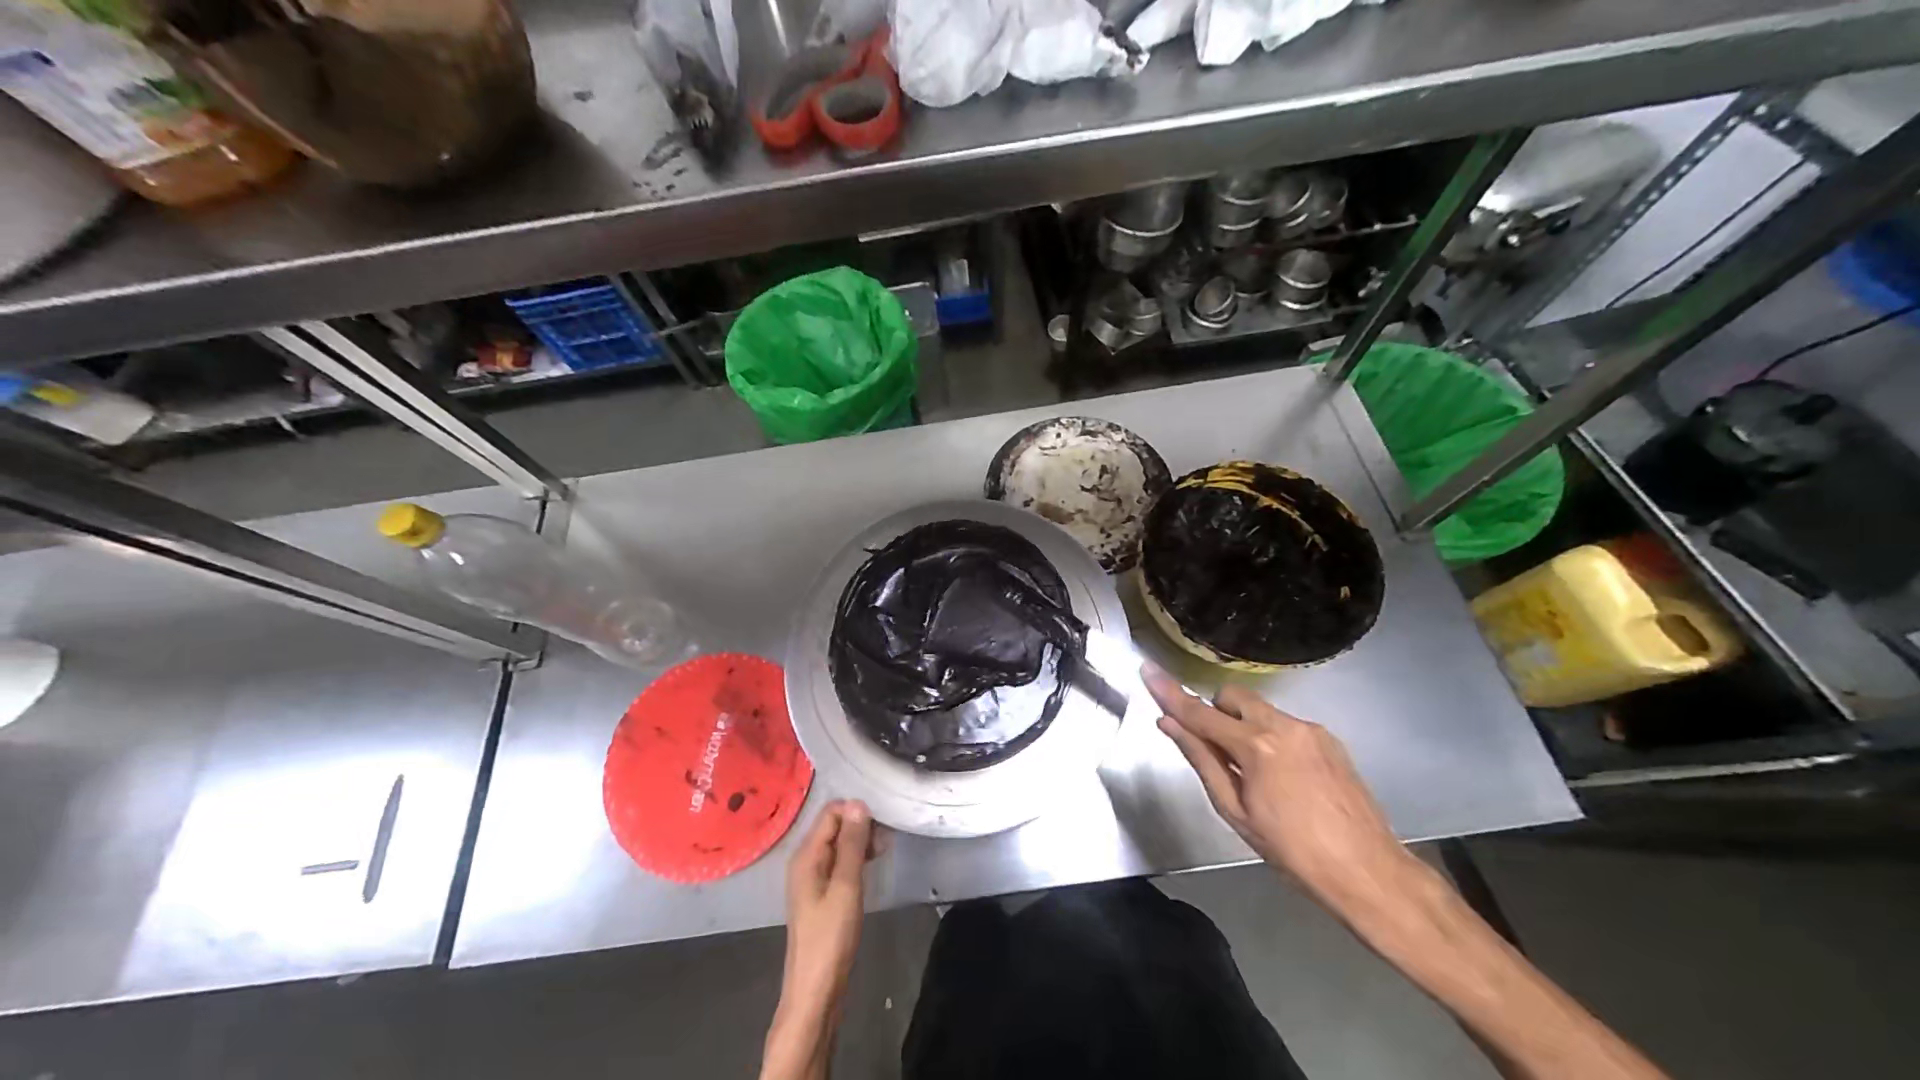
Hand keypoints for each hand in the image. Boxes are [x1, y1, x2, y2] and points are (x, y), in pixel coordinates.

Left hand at [780, 799, 882, 1011]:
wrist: (815, 991)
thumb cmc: (830, 938)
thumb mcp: (846, 887)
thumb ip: (852, 844)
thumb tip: (858, 803)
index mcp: (805, 855)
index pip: (830, 812)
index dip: (856, 812)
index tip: (882, 825)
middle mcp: (805, 861)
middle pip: (834, 826)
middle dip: (860, 826)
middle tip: (886, 841)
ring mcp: (812, 878)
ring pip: (838, 844)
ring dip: (860, 842)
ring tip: (883, 852)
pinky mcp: (822, 894)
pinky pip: (839, 862)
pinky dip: (856, 859)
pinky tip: (872, 867)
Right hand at [1142, 664, 1417, 920]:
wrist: (1366, 871)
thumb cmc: (1291, 850)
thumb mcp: (1235, 810)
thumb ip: (1201, 760)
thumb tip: (1170, 724)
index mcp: (1255, 746)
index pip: (1200, 713)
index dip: (1170, 693)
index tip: (1148, 670)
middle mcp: (1283, 726)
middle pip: (1232, 697)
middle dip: (1216, 713)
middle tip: (1215, 751)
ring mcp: (1311, 730)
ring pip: (1260, 710)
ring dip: (1244, 727)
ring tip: (1254, 773)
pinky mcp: (1330, 739)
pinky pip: (1286, 724)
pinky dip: (1271, 738)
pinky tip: (1283, 776)